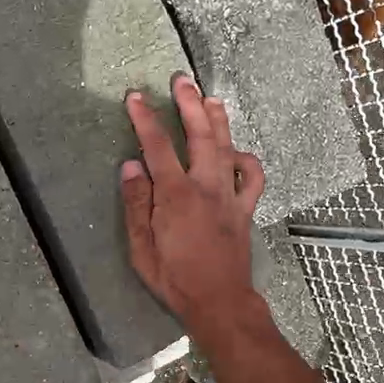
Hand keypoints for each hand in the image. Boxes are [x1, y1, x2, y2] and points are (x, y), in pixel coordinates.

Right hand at [120, 74, 266, 338]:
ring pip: (227, 147)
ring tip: (211, 98)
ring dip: (218, 120)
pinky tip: (237, 152)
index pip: (157, 146)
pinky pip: (253, 177)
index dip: (145, 118)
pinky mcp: (245, 209)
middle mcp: (206, 187)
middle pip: (200, 135)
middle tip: (181, 80)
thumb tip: (130, 166)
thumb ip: (137, 204)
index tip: (134, 96)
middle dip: (189, 104)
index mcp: (176, 195)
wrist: (219, 301)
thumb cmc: (174, 278)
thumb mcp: (141, 248)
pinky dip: (247, 160)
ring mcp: (230, 196)